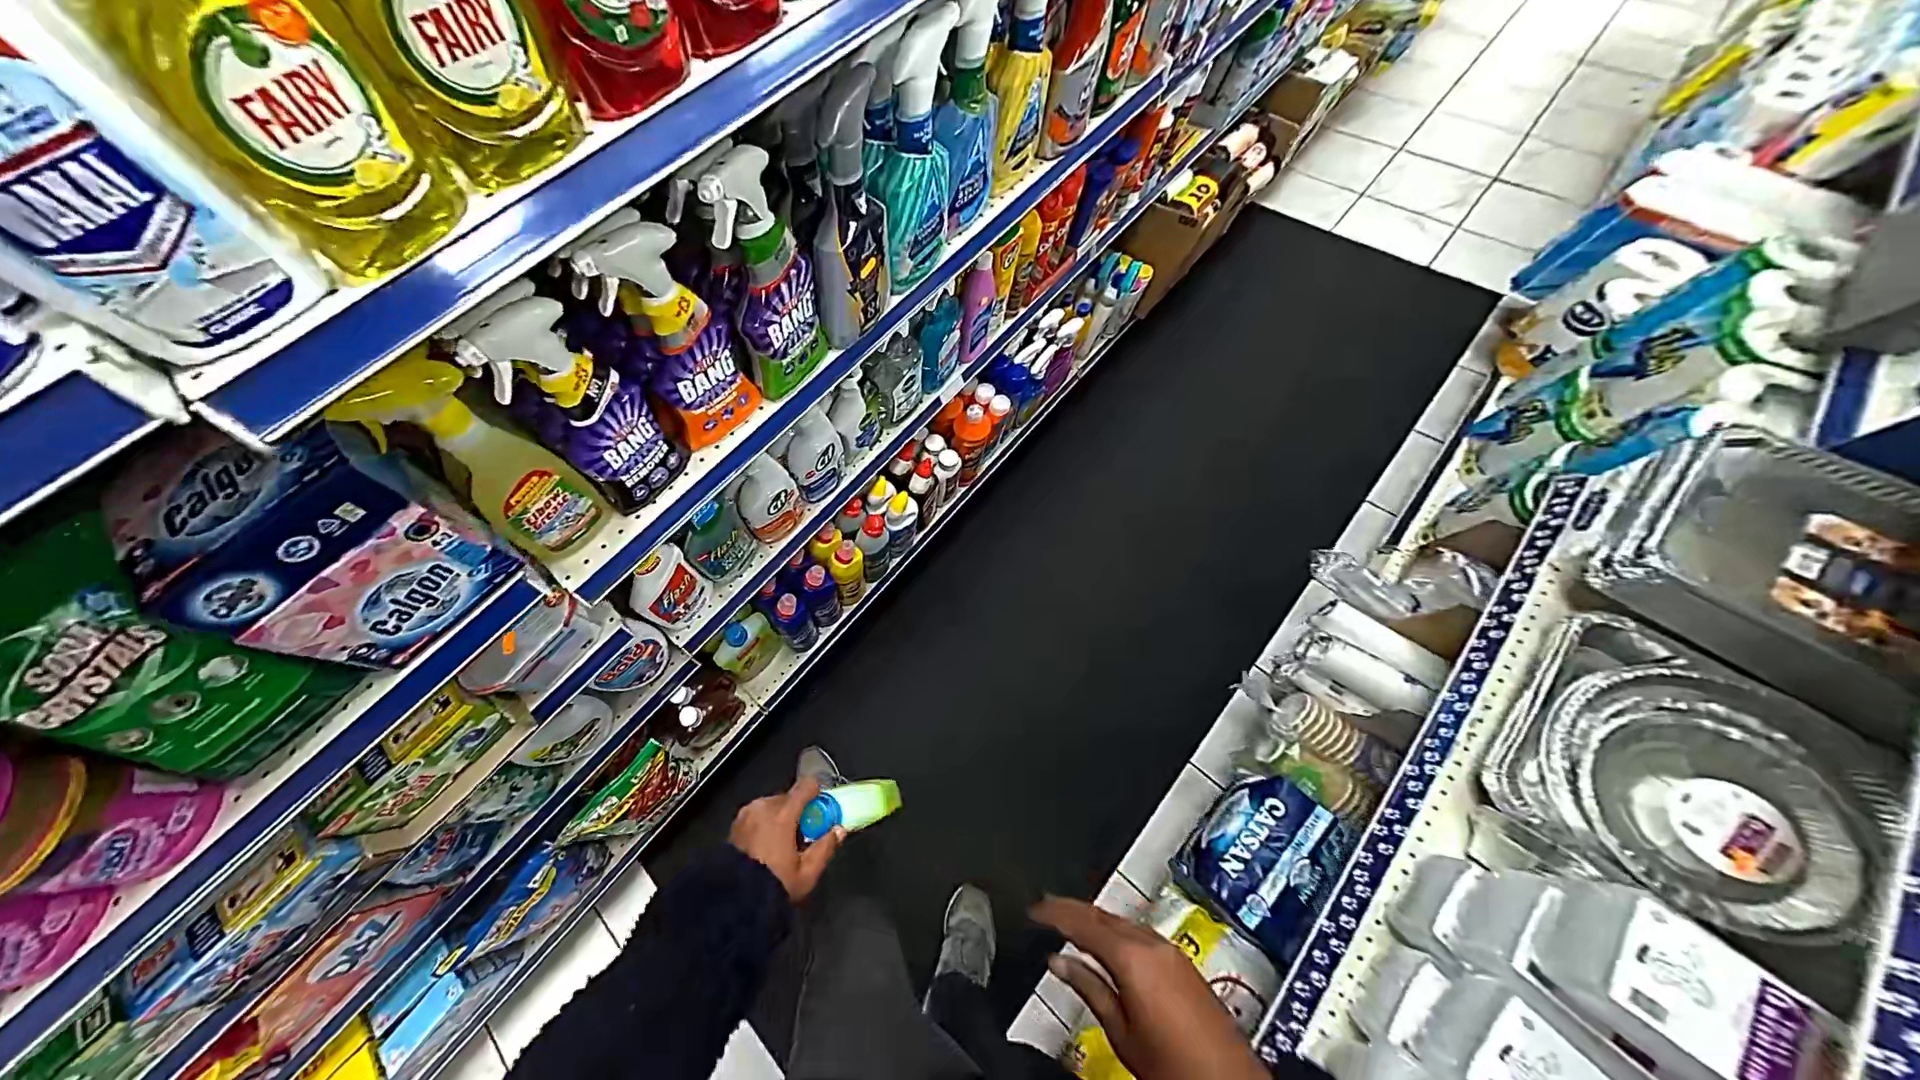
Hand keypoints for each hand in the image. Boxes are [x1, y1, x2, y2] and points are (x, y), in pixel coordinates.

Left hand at [729, 777, 842, 901]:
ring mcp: (746, 815)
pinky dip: (765, 825)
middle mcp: (763, 808)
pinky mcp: (734, 824)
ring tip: (782, 846)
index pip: (806, 786)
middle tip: (802, 838)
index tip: (821, 812)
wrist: (732, 903)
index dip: (817, 795)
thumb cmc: (772, 886)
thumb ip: (826, 847)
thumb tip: (838, 830)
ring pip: (772, 806)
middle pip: (789, 798)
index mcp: (782, 814)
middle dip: (798, 813)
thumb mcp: (807, 874)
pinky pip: (757, 816)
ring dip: (781, 818)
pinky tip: (765, 849)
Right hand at [1032, 896, 1267, 1079]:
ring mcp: (1171, 952)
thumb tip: (1060, 962)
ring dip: (1094, 918)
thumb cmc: (1177, 1069)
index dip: (1055, 911)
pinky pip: (1139, 933)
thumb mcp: (1121, 1031)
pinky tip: (1105, 941)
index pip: (1084, 921)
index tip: (1035, 908)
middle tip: (1046, 907)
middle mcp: (1153, 945)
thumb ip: (1088, 988)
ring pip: (1122, 921)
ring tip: (1069, 921)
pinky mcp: (1182, 963)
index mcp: (1133, 958)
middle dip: (1073, 908)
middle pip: (1104, 914)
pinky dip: (1116, 931)